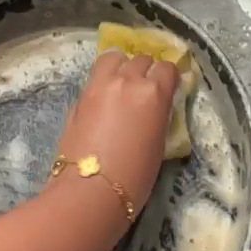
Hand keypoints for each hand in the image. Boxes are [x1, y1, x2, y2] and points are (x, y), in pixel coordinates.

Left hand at [50, 49, 178, 229]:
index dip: (170, 77)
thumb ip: (158, 114)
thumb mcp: (159, 143)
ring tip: (123, 83)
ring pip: (116, 58)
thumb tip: (155, 106)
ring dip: (123, 66)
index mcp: (153, 93)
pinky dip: (105, 78)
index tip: (169, 87)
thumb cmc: (134, 177)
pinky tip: (105, 95)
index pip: (167, 68)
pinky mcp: (81, 94)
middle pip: (142, 60)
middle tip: (146, 89)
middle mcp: (128, 80)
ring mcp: (101, 84)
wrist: (90, 192)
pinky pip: (97, 74)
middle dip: (147, 71)